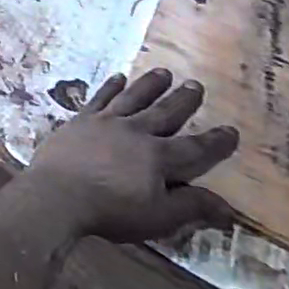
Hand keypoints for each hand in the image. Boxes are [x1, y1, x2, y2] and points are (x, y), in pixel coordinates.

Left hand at [21, 68, 239, 242]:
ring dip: (149, 85)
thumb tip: (230, 209)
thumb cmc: (109, 209)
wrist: (57, 193)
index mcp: (157, 156)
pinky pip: (100, 98)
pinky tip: (117, 77)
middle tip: (195, 84)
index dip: (215, 141)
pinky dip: (110, 87)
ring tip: (162, 72)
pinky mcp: (80, 120)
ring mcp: (104, 122)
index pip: (194, 148)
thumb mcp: (157, 216)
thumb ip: (192, 208)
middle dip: (182, 100)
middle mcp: (134, 131)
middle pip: (164, 112)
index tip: (231, 130)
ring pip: (133, 98)